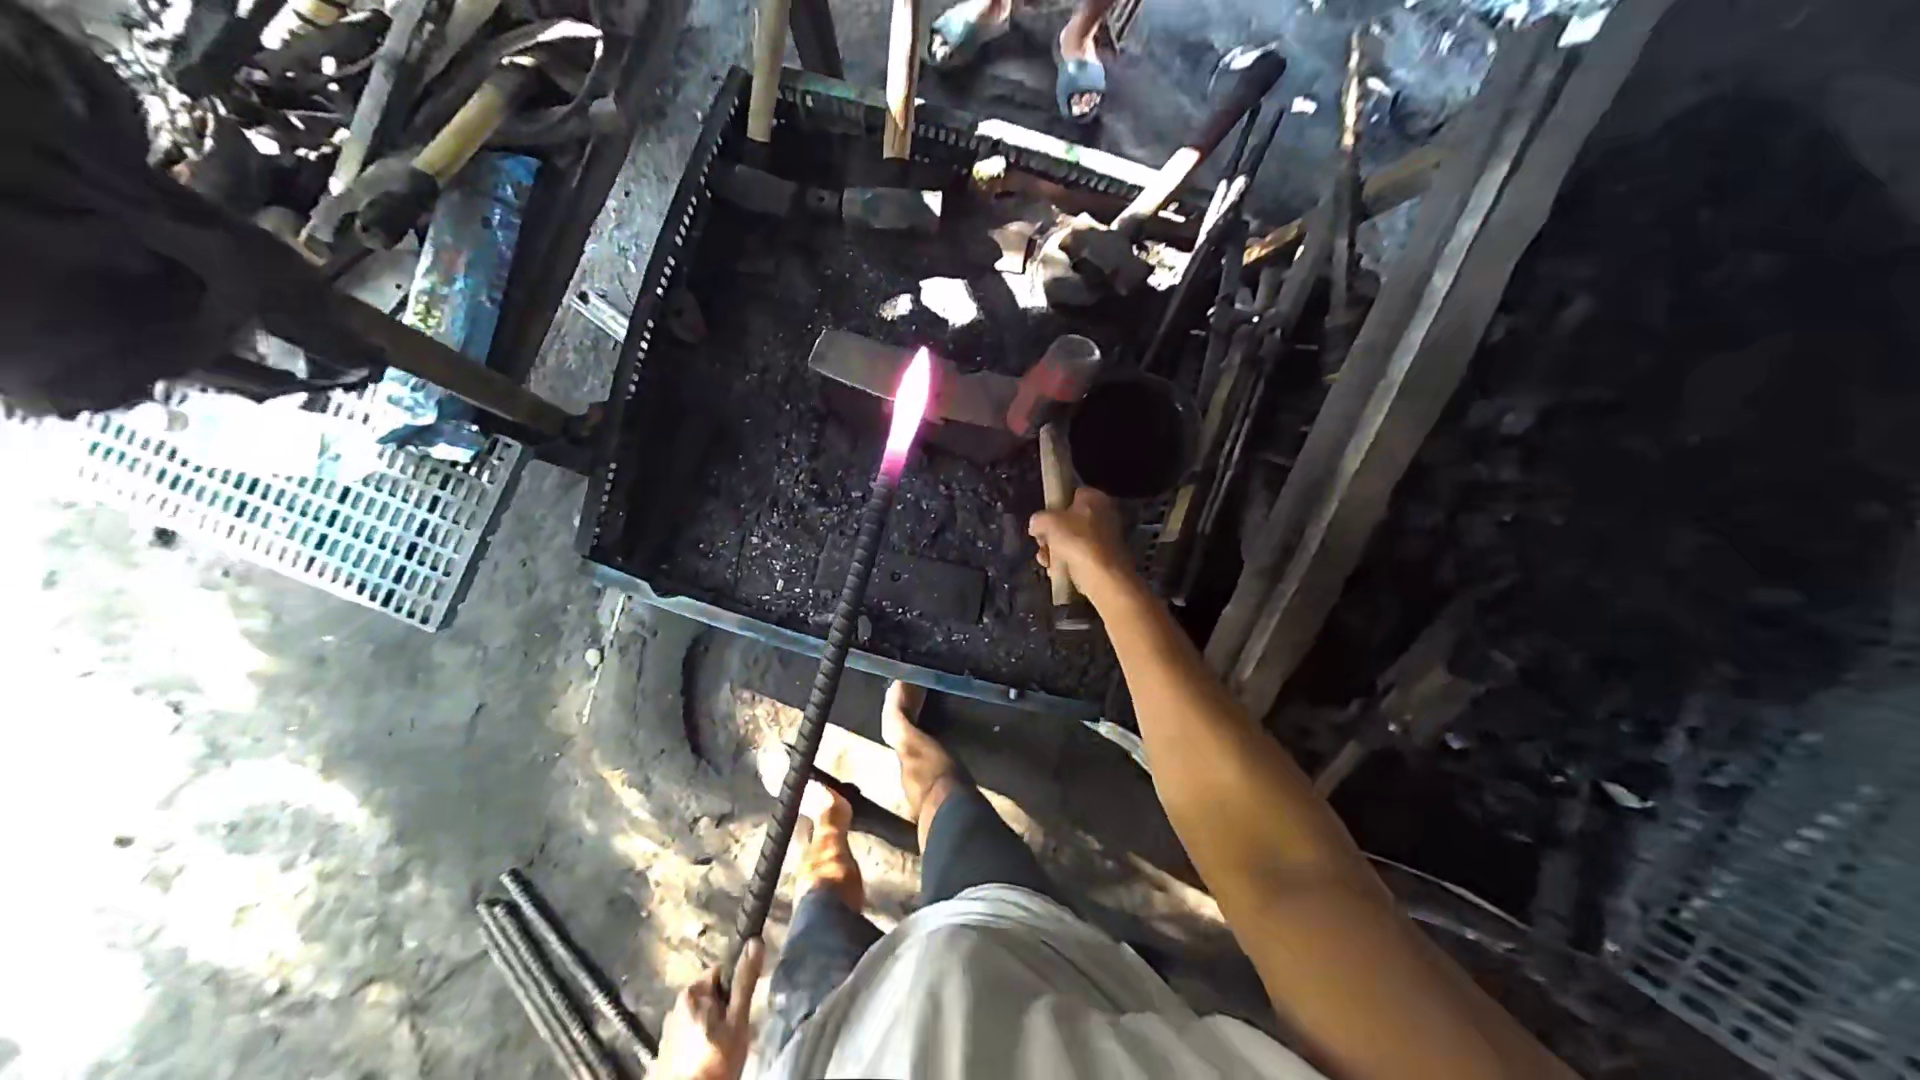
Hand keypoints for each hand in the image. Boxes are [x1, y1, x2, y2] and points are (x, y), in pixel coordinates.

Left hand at [654, 940, 765, 1079]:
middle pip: (711, 994)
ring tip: (725, 1048)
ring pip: (701, 1016)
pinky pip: (690, 1035)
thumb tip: (756, 940)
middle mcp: (675, 1005)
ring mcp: (667, 1030)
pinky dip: (700, 1042)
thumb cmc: (715, 1058)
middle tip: (737, 1030)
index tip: (744, 1006)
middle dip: (726, 1008)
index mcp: (692, 992)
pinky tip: (709, 1058)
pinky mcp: (665, 1052)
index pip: (722, 971)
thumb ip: (745, 980)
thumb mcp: (737, 1019)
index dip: (737, 985)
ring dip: (714, 1026)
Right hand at [1029, 488, 1132, 599]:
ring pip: (1071, 542)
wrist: (1103, 577)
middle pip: (1068, 521)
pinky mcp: (1103, 560)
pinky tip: (1055, 571)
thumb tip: (1036, 525)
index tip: (1042, 520)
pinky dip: (1065, 564)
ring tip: (1046, 561)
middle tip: (1042, 543)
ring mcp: (1105, 539)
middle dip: (1050, 534)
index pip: (1070, 494)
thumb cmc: (1077, 541)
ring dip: (1053, 552)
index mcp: (1095, 498)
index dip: (1053, 506)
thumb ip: (1038, 519)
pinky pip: (1078, 558)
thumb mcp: (1048, 522)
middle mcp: (1104, 515)